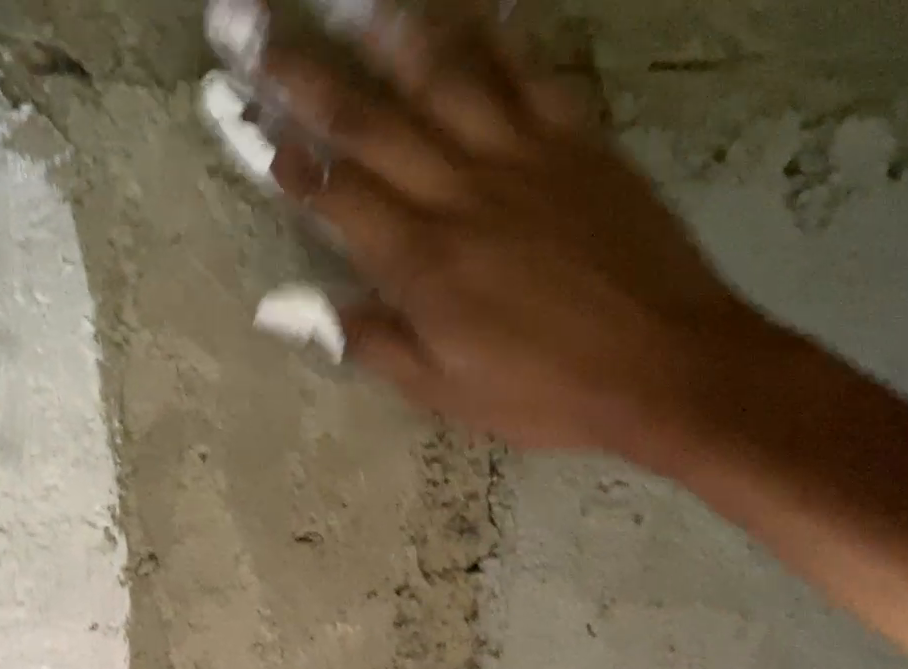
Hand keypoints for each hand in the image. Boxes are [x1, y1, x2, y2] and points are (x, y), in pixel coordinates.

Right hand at [254, 9, 773, 457]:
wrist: (669, 368)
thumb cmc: (540, 390)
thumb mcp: (437, 386)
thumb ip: (361, 335)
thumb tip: (278, 307)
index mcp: (419, 259)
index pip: (333, 192)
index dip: (281, 152)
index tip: (237, 111)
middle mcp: (460, 191)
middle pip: (369, 120)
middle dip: (302, 72)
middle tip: (253, 28)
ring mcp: (524, 157)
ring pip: (447, 76)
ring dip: (390, 32)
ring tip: (349, 0)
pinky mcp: (581, 142)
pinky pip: (535, 71)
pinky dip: (502, 33)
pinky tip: (476, 4)